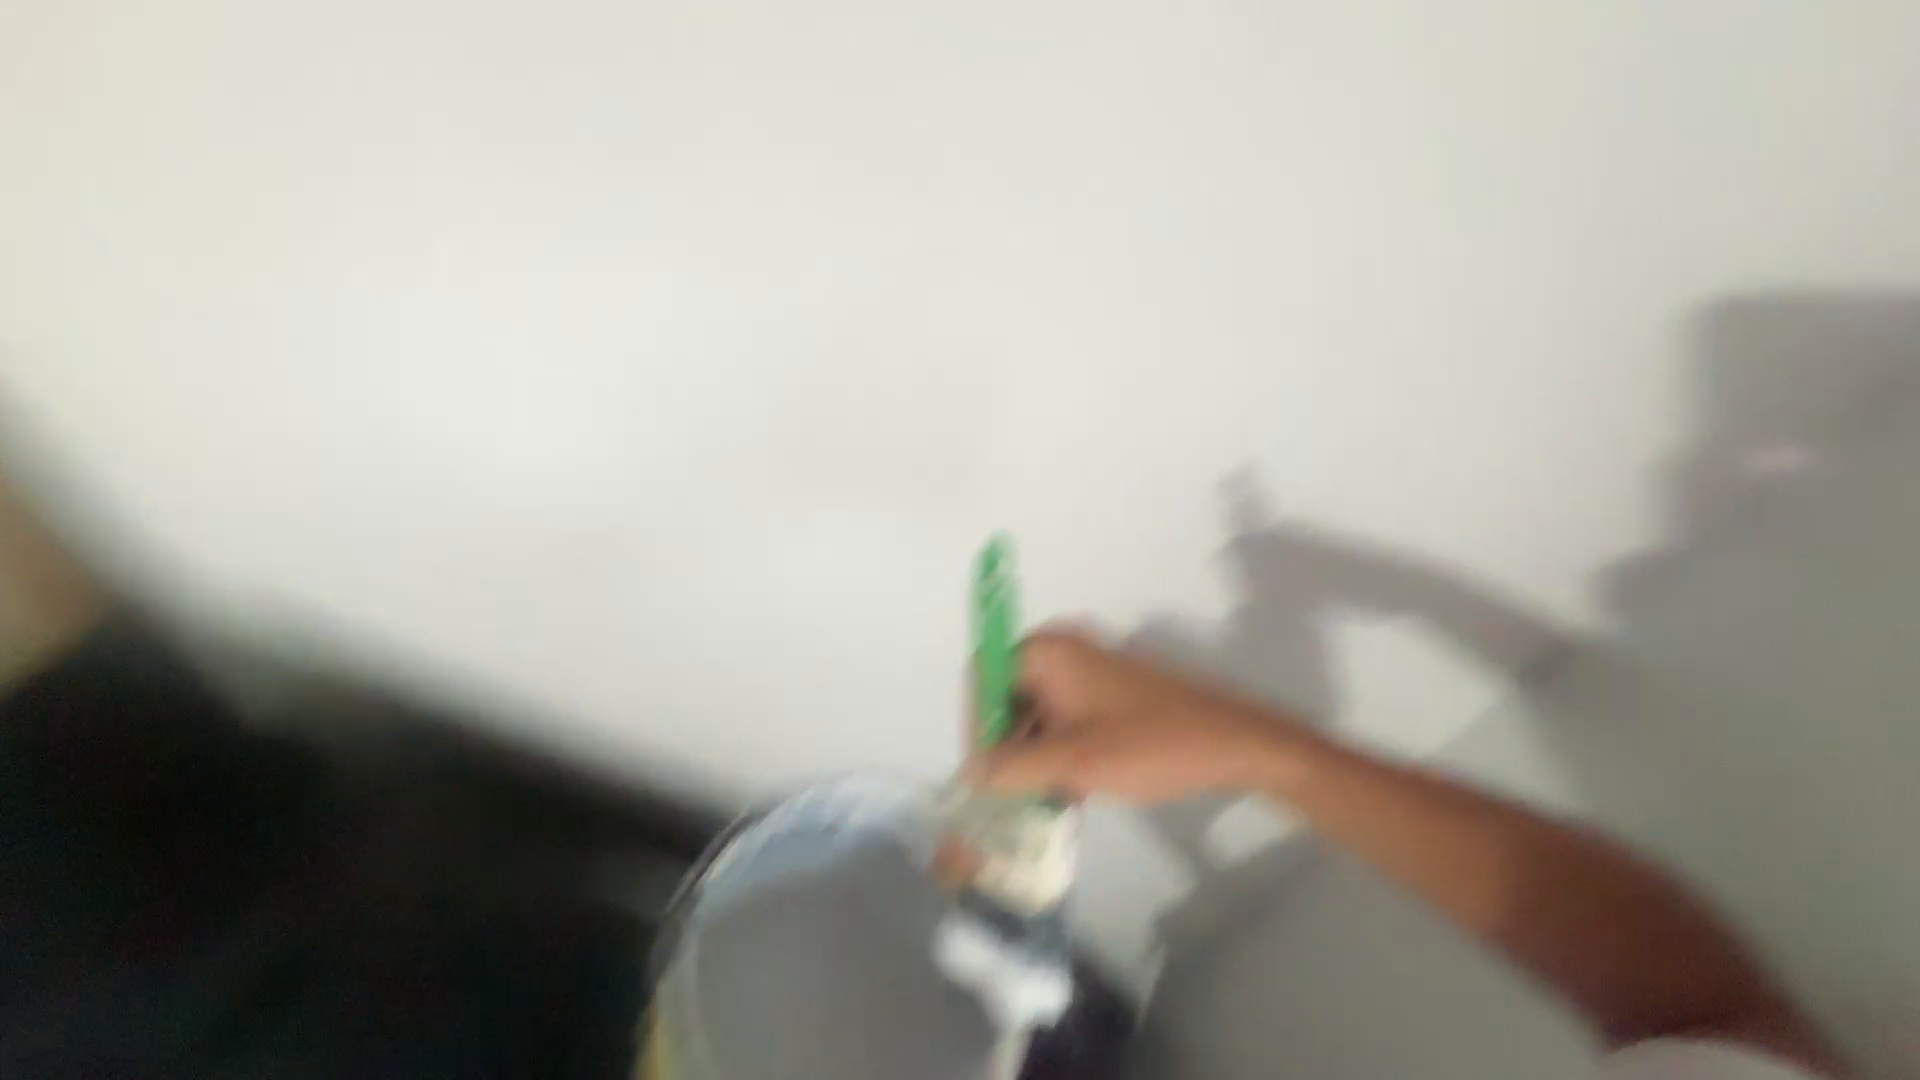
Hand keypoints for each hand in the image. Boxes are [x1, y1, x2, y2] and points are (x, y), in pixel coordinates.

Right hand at [965, 627, 1311, 802]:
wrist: (1233, 742)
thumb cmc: (1152, 744)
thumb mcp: (1076, 762)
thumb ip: (1014, 768)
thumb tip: (970, 773)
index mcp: (1049, 652)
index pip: (983, 676)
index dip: (975, 722)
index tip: (982, 771)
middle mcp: (1062, 651)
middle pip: (1006, 694)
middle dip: (1003, 742)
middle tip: (1008, 791)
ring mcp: (1086, 671)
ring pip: (1033, 710)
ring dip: (1030, 752)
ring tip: (1037, 798)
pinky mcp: (1105, 694)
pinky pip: (1061, 717)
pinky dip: (1055, 750)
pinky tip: (1065, 790)